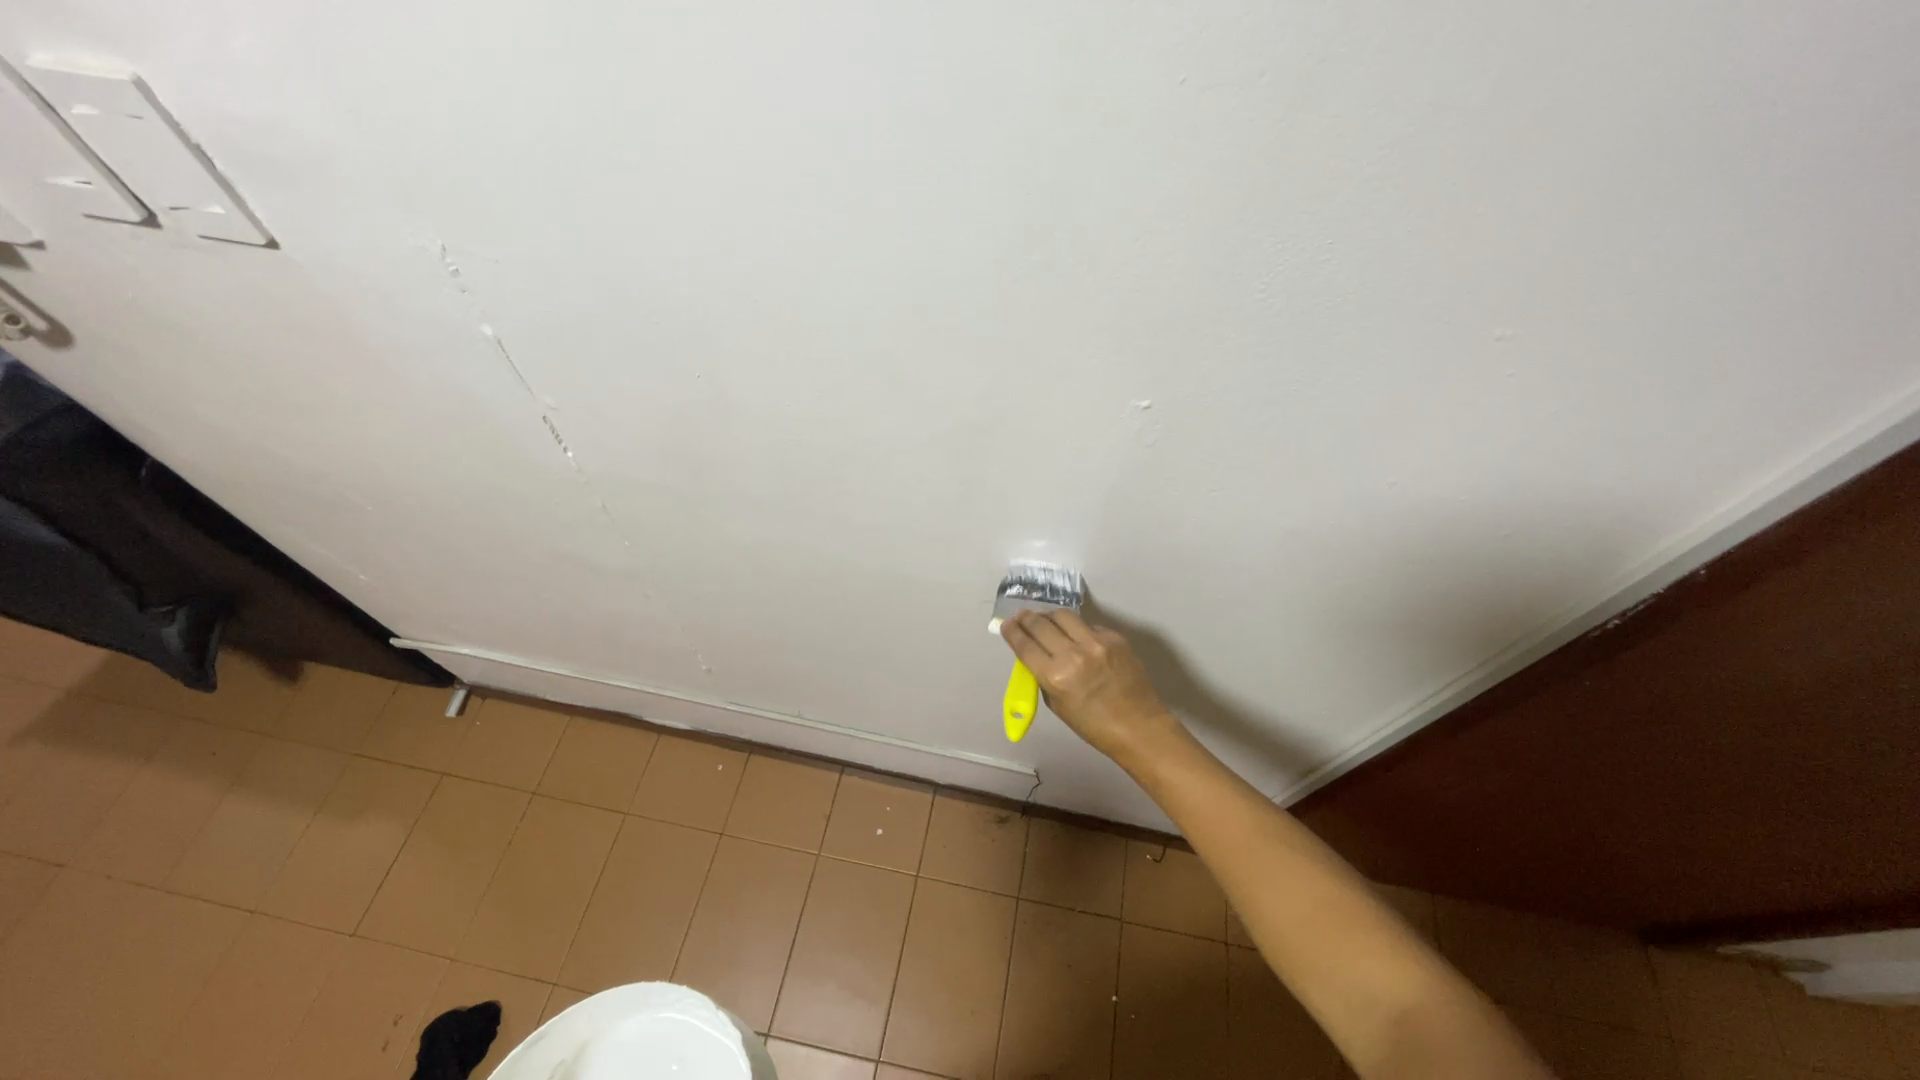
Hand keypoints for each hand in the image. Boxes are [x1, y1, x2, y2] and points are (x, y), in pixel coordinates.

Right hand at [999, 609, 1181, 759]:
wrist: (1138, 725)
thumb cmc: (1094, 725)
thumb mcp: (1057, 704)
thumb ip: (1043, 676)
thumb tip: (1035, 654)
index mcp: (1055, 676)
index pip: (1025, 645)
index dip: (1012, 632)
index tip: (1006, 625)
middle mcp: (1074, 654)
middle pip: (1041, 624)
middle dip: (1027, 619)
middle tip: (1022, 617)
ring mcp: (1097, 642)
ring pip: (1064, 616)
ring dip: (1050, 616)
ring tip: (1045, 620)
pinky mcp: (1115, 638)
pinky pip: (1088, 625)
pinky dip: (1077, 628)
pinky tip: (1076, 636)